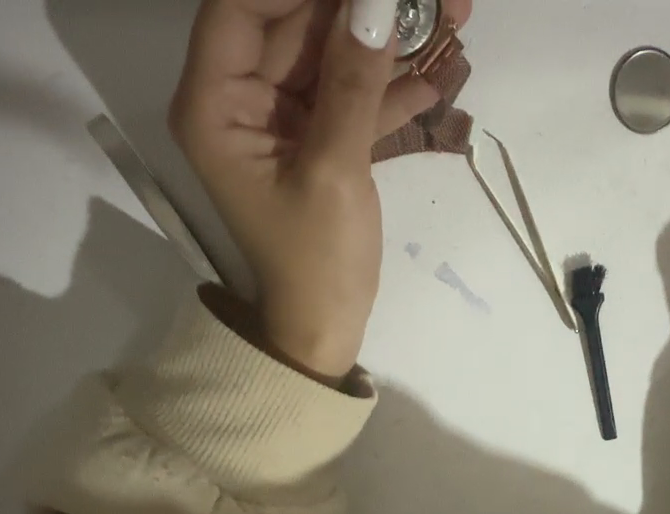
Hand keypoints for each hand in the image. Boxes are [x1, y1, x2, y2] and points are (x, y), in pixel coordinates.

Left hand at [170, 0, 468, 378]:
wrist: (325, 326)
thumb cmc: (316, 260)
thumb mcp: (333, 171)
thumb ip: (353, 84)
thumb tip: (375, 4)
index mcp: (216, 104)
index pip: (242, 5)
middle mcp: (242, 100)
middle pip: (295, 22)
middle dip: (358, 5)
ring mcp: (283, 120)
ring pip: (333, 55)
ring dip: (388, 39)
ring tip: (453, 15)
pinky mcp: (319, 140)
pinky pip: (353, 96)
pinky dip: (391, 88)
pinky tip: (436, 76)